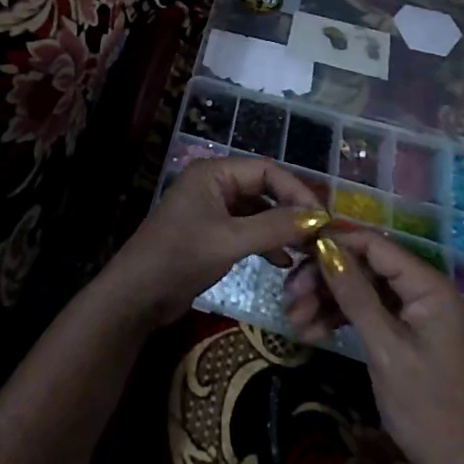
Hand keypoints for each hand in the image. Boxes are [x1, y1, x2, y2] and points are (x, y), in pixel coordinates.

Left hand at [98, 156, 324, 329]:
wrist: (139, 293)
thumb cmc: (181, 257)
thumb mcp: (230, 240)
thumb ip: (274, 226)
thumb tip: (318, 218)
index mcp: (213, 173)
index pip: (267, 170)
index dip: (297, 191)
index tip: (324, 219)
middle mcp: (213, 185)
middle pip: (264, 189)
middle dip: (292, 211)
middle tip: (321, 236)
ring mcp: (210, 210)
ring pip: (257, 212)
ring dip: (282, 229)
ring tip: (308, 251)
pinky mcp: (210, 235)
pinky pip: (247, 230)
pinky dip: (266, 243)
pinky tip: (285, 262)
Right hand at [285, 229, 463, 463]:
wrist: (450, 459)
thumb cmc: (424, 403)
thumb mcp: (385, 347)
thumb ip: (355, 296)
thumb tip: (325, 249)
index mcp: (428, 287)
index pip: (375, 245)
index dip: (335, 243)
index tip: (295, 252)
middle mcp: (419, 290)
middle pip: (361, 265)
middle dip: (323, 277)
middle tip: (290, 295)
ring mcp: (407, 310)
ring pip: (355, 287)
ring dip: (322, 300)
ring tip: (293, 320)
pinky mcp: (396, 328)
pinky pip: (358, 310)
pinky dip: (333, 318)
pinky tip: (308, 332)